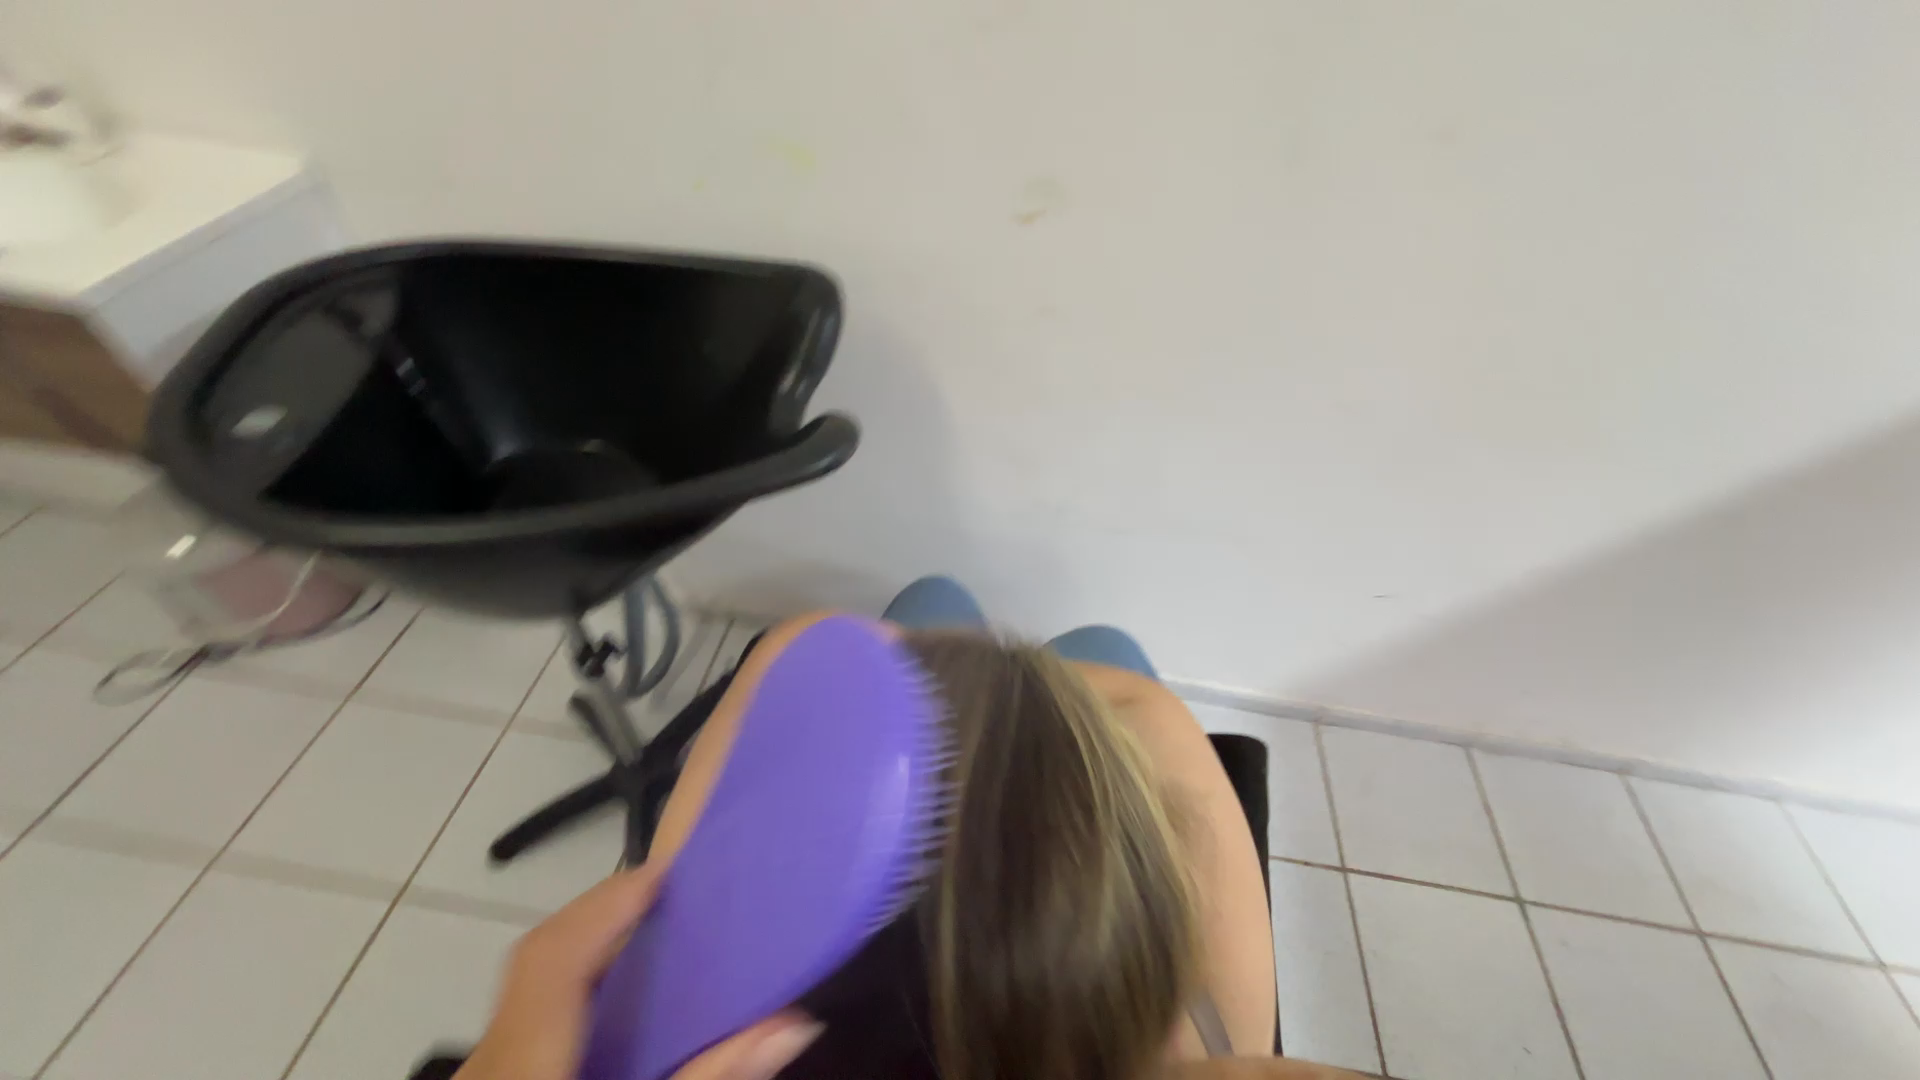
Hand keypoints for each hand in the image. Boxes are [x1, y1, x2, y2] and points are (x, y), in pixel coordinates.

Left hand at [455, 865, 822, 1079]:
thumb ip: (711, 1077)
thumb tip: (792, 1022)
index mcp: (525, 1067)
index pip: (552, 955)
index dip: (607, 903)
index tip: (670, 874)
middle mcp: (494, 1065)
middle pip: (544, 964)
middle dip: (610, 922)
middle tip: (683, 907)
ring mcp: (487, 1079)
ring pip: (533, 997)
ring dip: (595, 961)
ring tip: (664, 953)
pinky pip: (532, 1028)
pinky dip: (579, 1002)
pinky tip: (620, 1029)